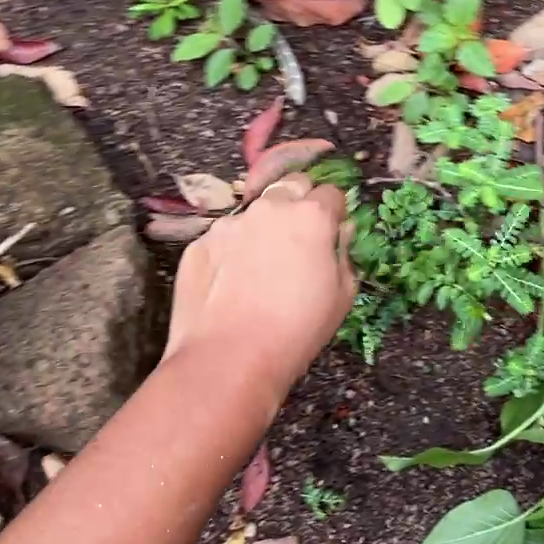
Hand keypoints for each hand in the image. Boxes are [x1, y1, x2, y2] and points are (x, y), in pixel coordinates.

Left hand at [165, 175, 354, 392]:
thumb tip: (339, 233)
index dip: (335, 212)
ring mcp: (230, 224)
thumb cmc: (298, 328)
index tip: (332, 233)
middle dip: (301, 203)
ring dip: (265, 227)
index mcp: (312, 216)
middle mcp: (270, 209)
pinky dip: (234, 250)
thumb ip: (344, 252)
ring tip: (262, 267)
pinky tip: (234, 283)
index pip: (332, 193)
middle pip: (292, 186)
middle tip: (301, 237)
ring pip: (256, 212)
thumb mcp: (343, 294)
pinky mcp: (199, 244)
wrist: (230, 357)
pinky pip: (225, 237)